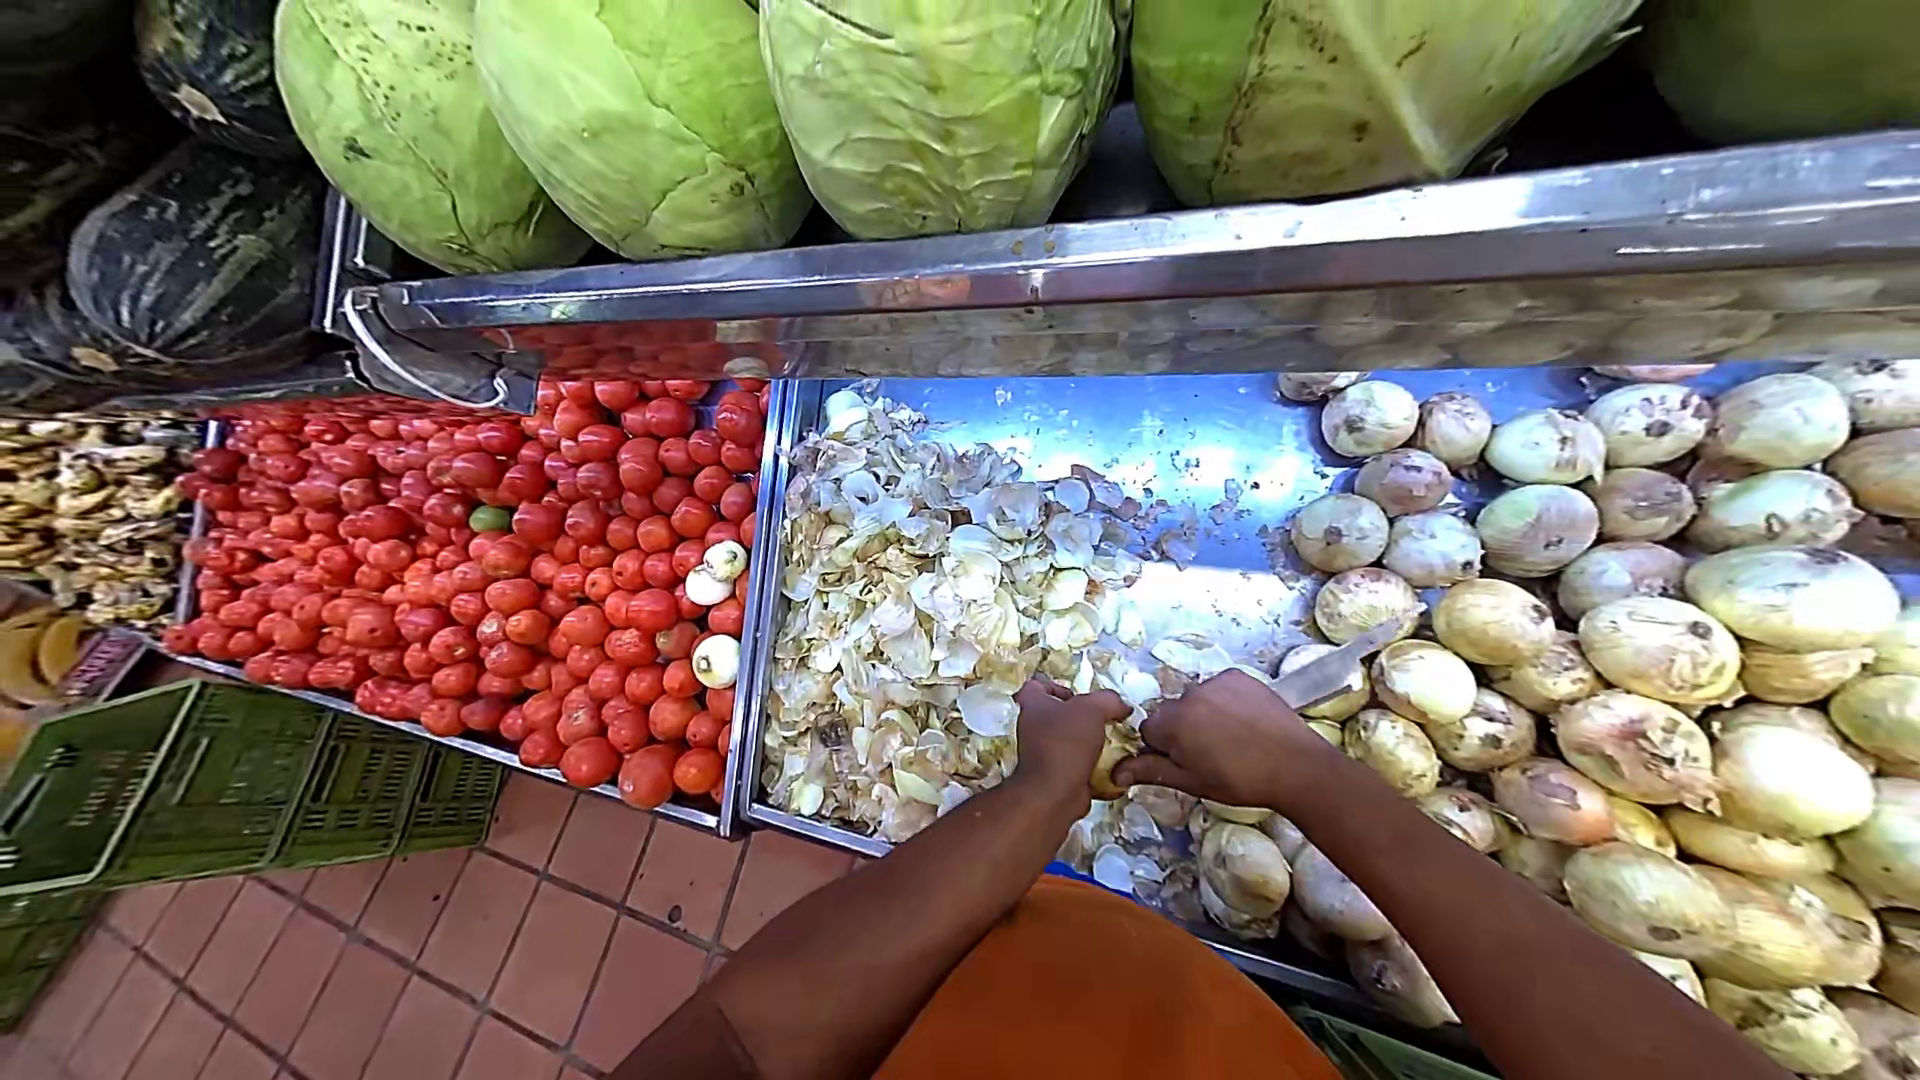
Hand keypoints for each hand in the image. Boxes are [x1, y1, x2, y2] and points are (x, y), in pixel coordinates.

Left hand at [1010, 678, 1126, 810]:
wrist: (1055, 792)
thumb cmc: (1066, 742)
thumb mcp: (1092, 709)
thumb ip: (1108, 700)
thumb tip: (1121, 706)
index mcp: (1032, 704)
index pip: (1037, 685)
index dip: (1058, 686)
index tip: (1079, 697)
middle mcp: (1032, 727)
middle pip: (1056, 714)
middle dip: (1081, 717)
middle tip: (1102, 720)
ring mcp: (1040, 754)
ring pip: (1068, 742)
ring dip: (1089, 744)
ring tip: (1111, 744)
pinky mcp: (1053, 776)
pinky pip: (1075, 767)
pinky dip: (1092, 768)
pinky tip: (1111, 768)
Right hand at [1111, 669, 1338, 809]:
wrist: (1297, 766)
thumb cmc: (1240, 780)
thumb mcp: (1192, 782)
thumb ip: (1151, 771)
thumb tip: (1116, 773)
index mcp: (1171, 722)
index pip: (1150, 730)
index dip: (1165, 748)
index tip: (1188, 760)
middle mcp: (1187, 694)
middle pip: (1172, 711)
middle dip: (1184, 728)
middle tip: (1212, 752)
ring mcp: (1214, 682)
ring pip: (1196, 698)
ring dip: (1205, 713)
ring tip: (1233, 737)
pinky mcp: (1237, 676)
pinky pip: (1220, 686)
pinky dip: (1226, 699)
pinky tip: (1245, 720)